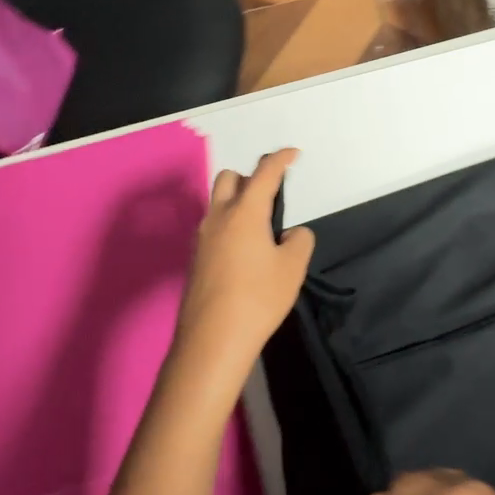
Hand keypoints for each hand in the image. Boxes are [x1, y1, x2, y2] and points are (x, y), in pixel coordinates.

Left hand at [174, 149, 314, 377]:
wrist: (212, 340)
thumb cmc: (258, 298)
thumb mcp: (293, 268)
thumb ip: (298, 241)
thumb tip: (290, 234)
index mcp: (244, 211)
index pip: (264, 172)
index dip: (281, 159)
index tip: (293, 154)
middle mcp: (218, 217)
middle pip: (230, 178)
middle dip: (251, 177)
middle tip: (271, 197)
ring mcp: (202, 238)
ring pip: (218, 203)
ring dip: (238, 202)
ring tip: (260, 228)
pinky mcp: (195, 259)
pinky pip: (213, 227)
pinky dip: (230, 225)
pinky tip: (245, 252)